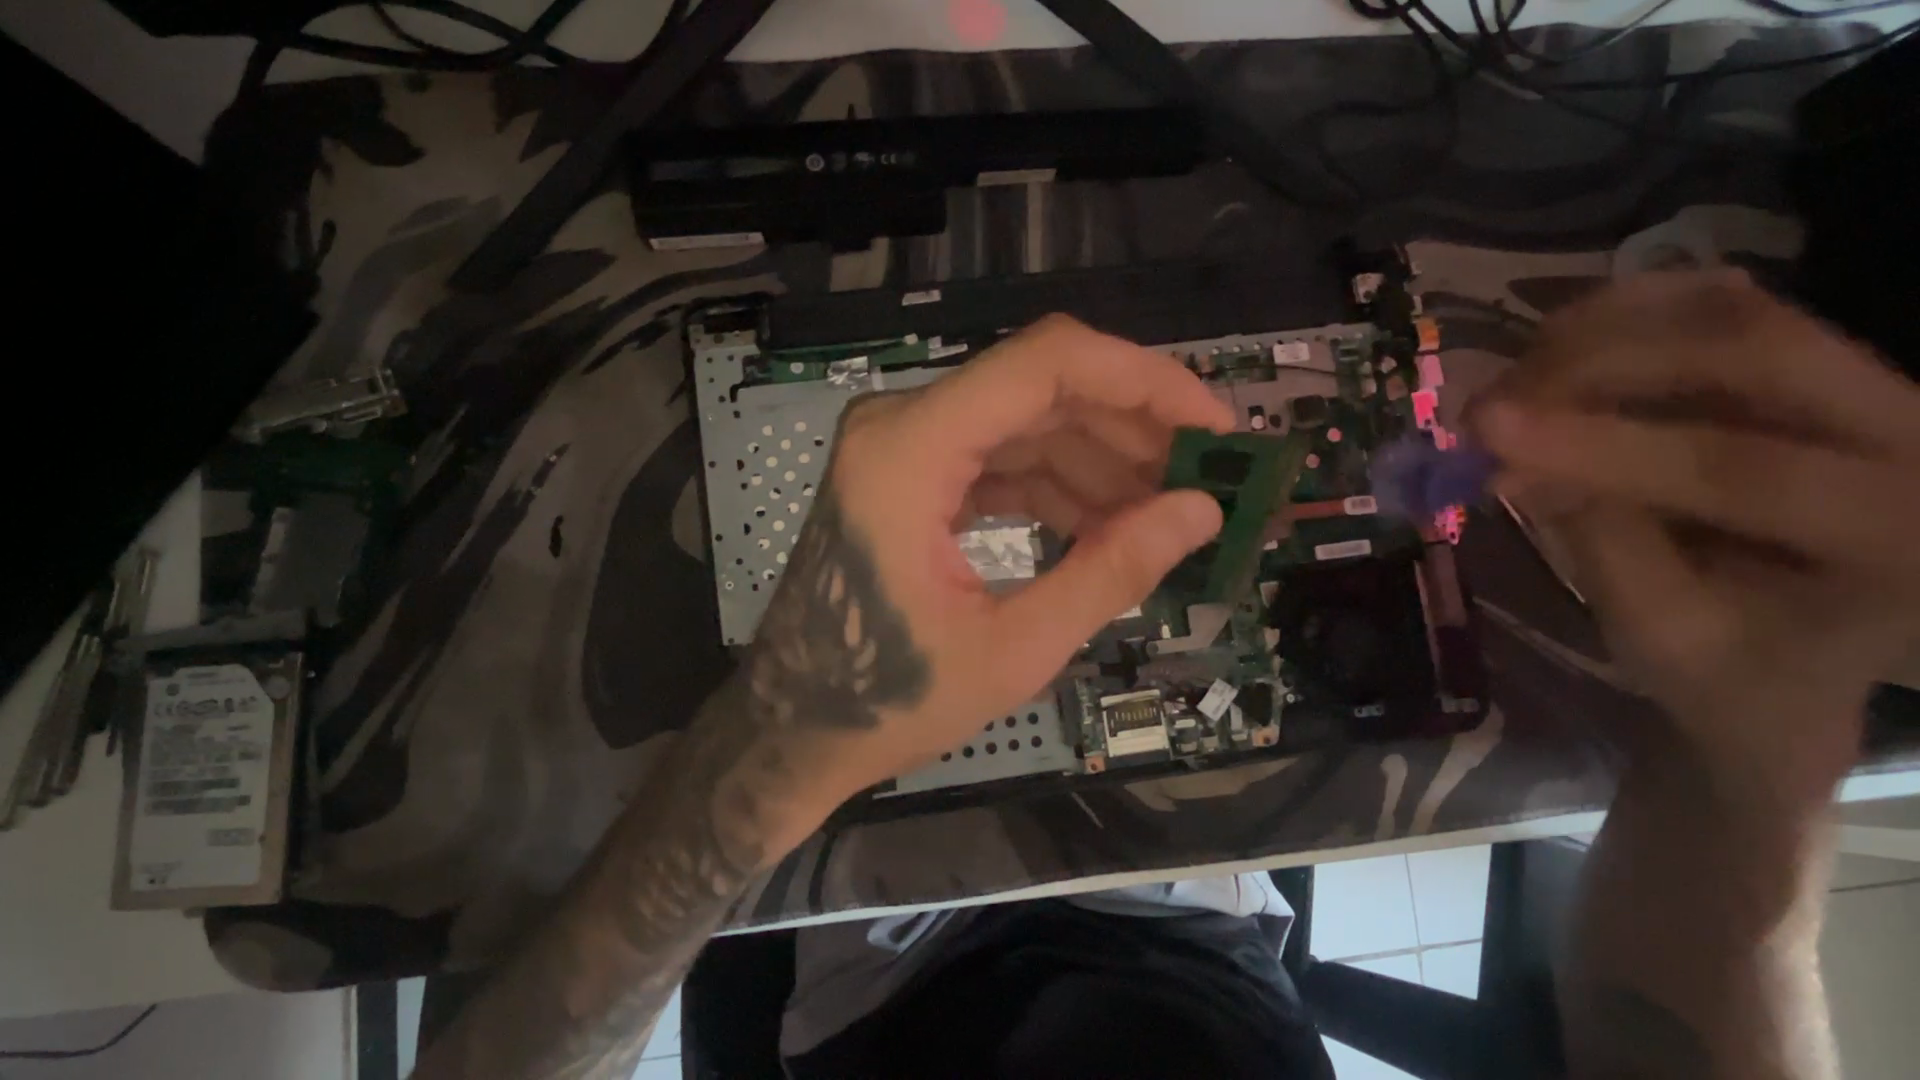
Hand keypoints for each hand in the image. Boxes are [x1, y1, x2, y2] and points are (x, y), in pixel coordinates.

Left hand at [745, 315, 1233, 811]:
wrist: (798, 727)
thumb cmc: (889, 699)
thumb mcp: (1013, 650)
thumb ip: (1110, 572)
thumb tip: (1201, 510)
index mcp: (911, 450)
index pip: (1045, 364)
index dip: (1143, 382)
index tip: (1215, 426)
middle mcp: (902, 425)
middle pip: (1041, 388)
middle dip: (1132, 429)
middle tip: (1206, 479)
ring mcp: (902, 447)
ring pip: (1026, 422)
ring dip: (1101, 462)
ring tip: (1167, 515)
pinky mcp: (911, 476)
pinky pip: (1000, 459)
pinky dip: (1058, 486)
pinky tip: (1108, 528)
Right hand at [1471, 271, 1919, 800]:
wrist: (1815, 651)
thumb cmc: (1741, 671)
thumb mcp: (1665, 637)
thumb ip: (1600, 544)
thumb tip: (1509, 461)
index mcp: (1902, 535)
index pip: (1744, 470)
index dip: (1604, 444)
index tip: (1487, 429)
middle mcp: (1913, 431)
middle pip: (1749, 347)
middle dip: (1595, 365)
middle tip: (1487, 405)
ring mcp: (1869, 379)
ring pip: (1725, 308)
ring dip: (1594, 334)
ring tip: (1508, 386)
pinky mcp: (1814, 358)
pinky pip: (1711, 304)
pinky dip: (1617, 318)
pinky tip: (1551, 353)